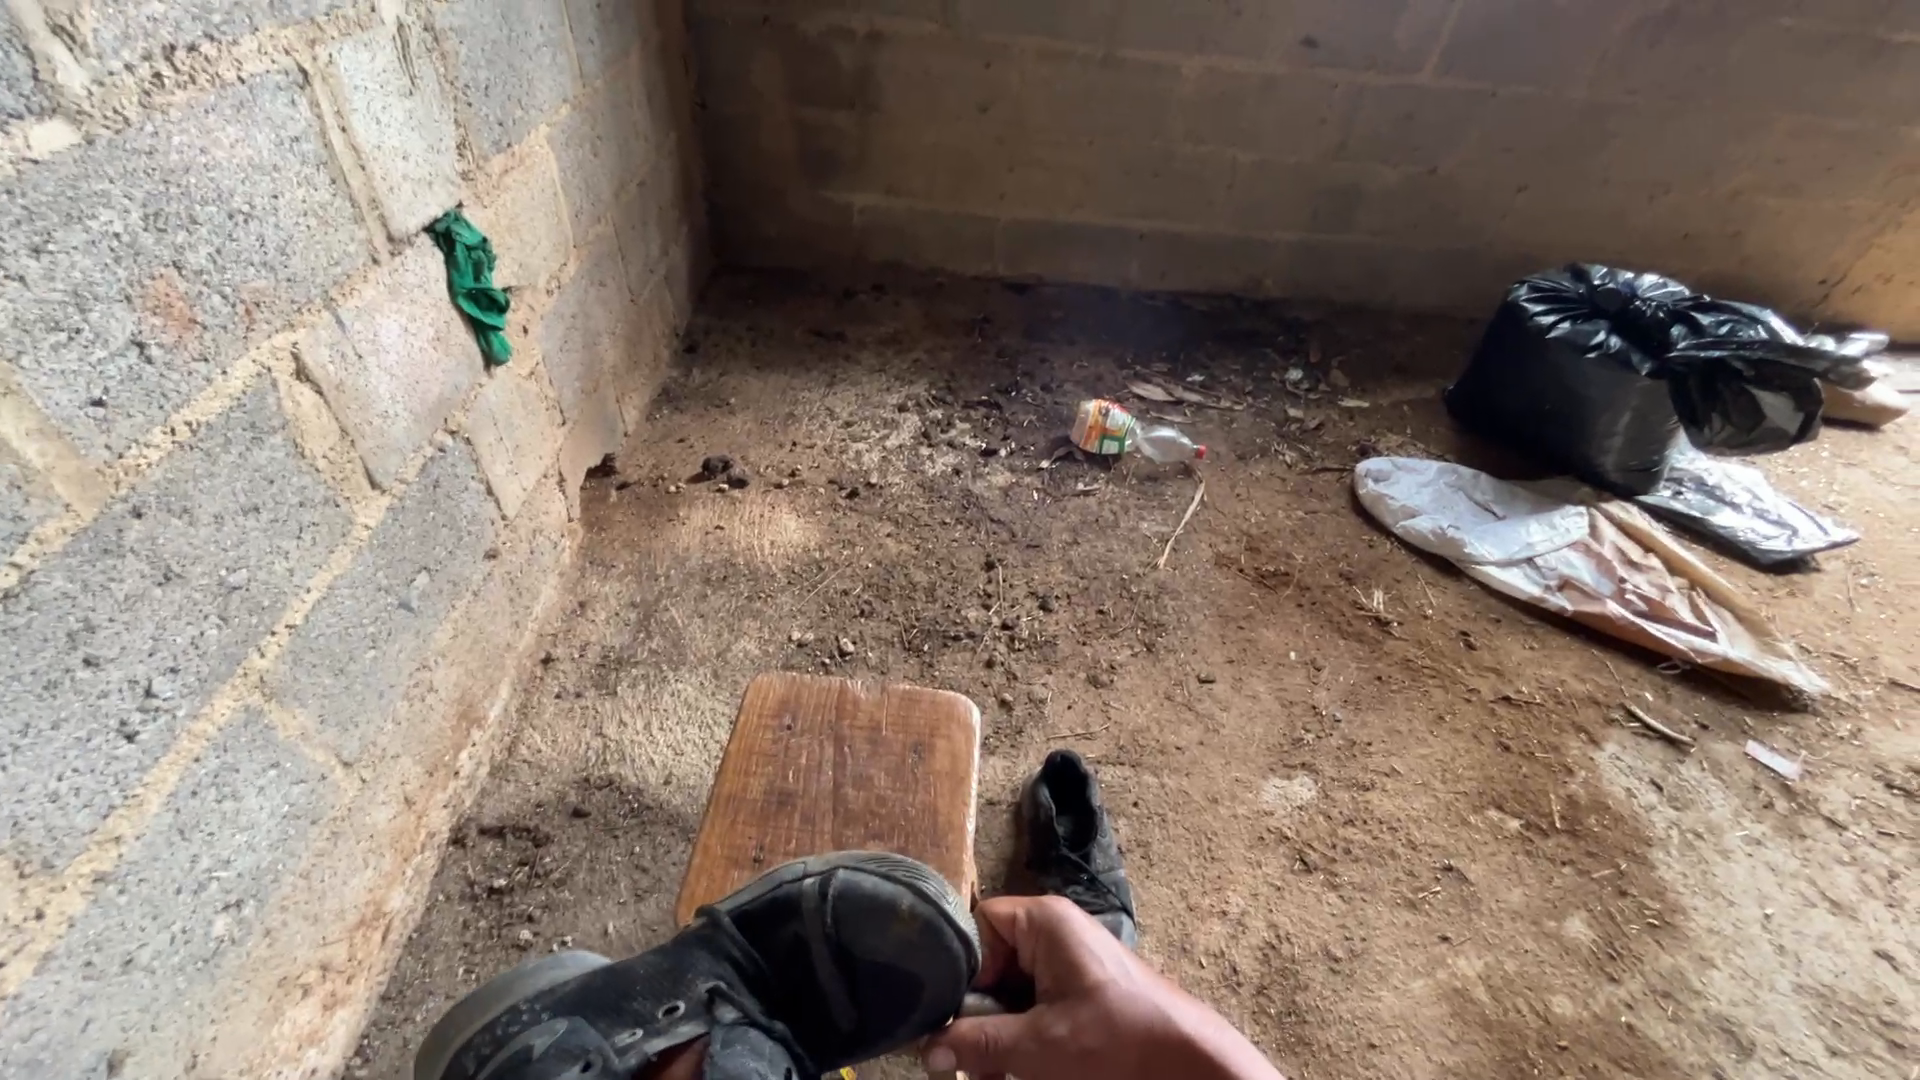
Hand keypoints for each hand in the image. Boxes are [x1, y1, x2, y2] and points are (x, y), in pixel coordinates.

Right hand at [921, 896, 1282, 1079]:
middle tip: (966, 1055)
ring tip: (993, 1071)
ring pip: (1011, 989)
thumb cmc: (1116, 1042)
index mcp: (1044, 921)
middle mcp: (1054, 931)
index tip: (951, 1012)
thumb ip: (978, 1043)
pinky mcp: (1080, 990)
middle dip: (979, 1011)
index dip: (962, 966)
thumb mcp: (1037, 1046)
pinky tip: (1018, 1068)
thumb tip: (925, 1050)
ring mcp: (1069, 960)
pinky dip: (1023, 1036)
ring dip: (999, 1031)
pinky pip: (1035, 1003)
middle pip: (992, 960)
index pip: (979, 923)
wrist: (1188, 1065)